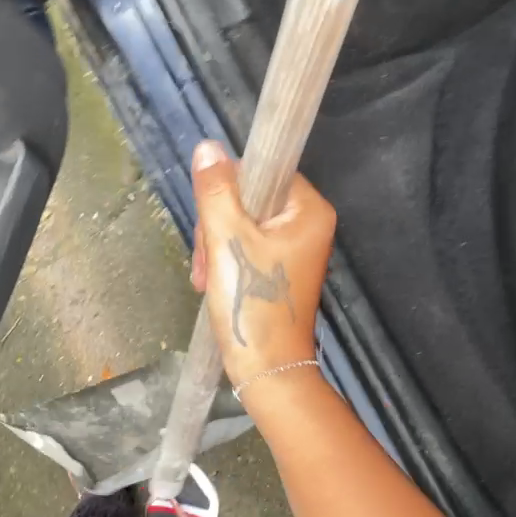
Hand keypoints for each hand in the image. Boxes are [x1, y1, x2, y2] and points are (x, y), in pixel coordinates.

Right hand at [189, 140, 335, 387]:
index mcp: (309, 211)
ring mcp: (294, 252)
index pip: (265, 172)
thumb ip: (217, 191)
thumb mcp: (227, 240)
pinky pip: (245, 251)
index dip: (230, 190)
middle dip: (217, 227)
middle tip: (206, 260)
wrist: (266, 368)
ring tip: (206, 279)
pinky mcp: (279, 274)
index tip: (211, 220)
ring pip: (241, 227)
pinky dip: (224, 264)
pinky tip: (211, 284)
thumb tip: (207, 148)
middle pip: (250, 201)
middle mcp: (308, 226)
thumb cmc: (253, 303)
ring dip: (215, 249)